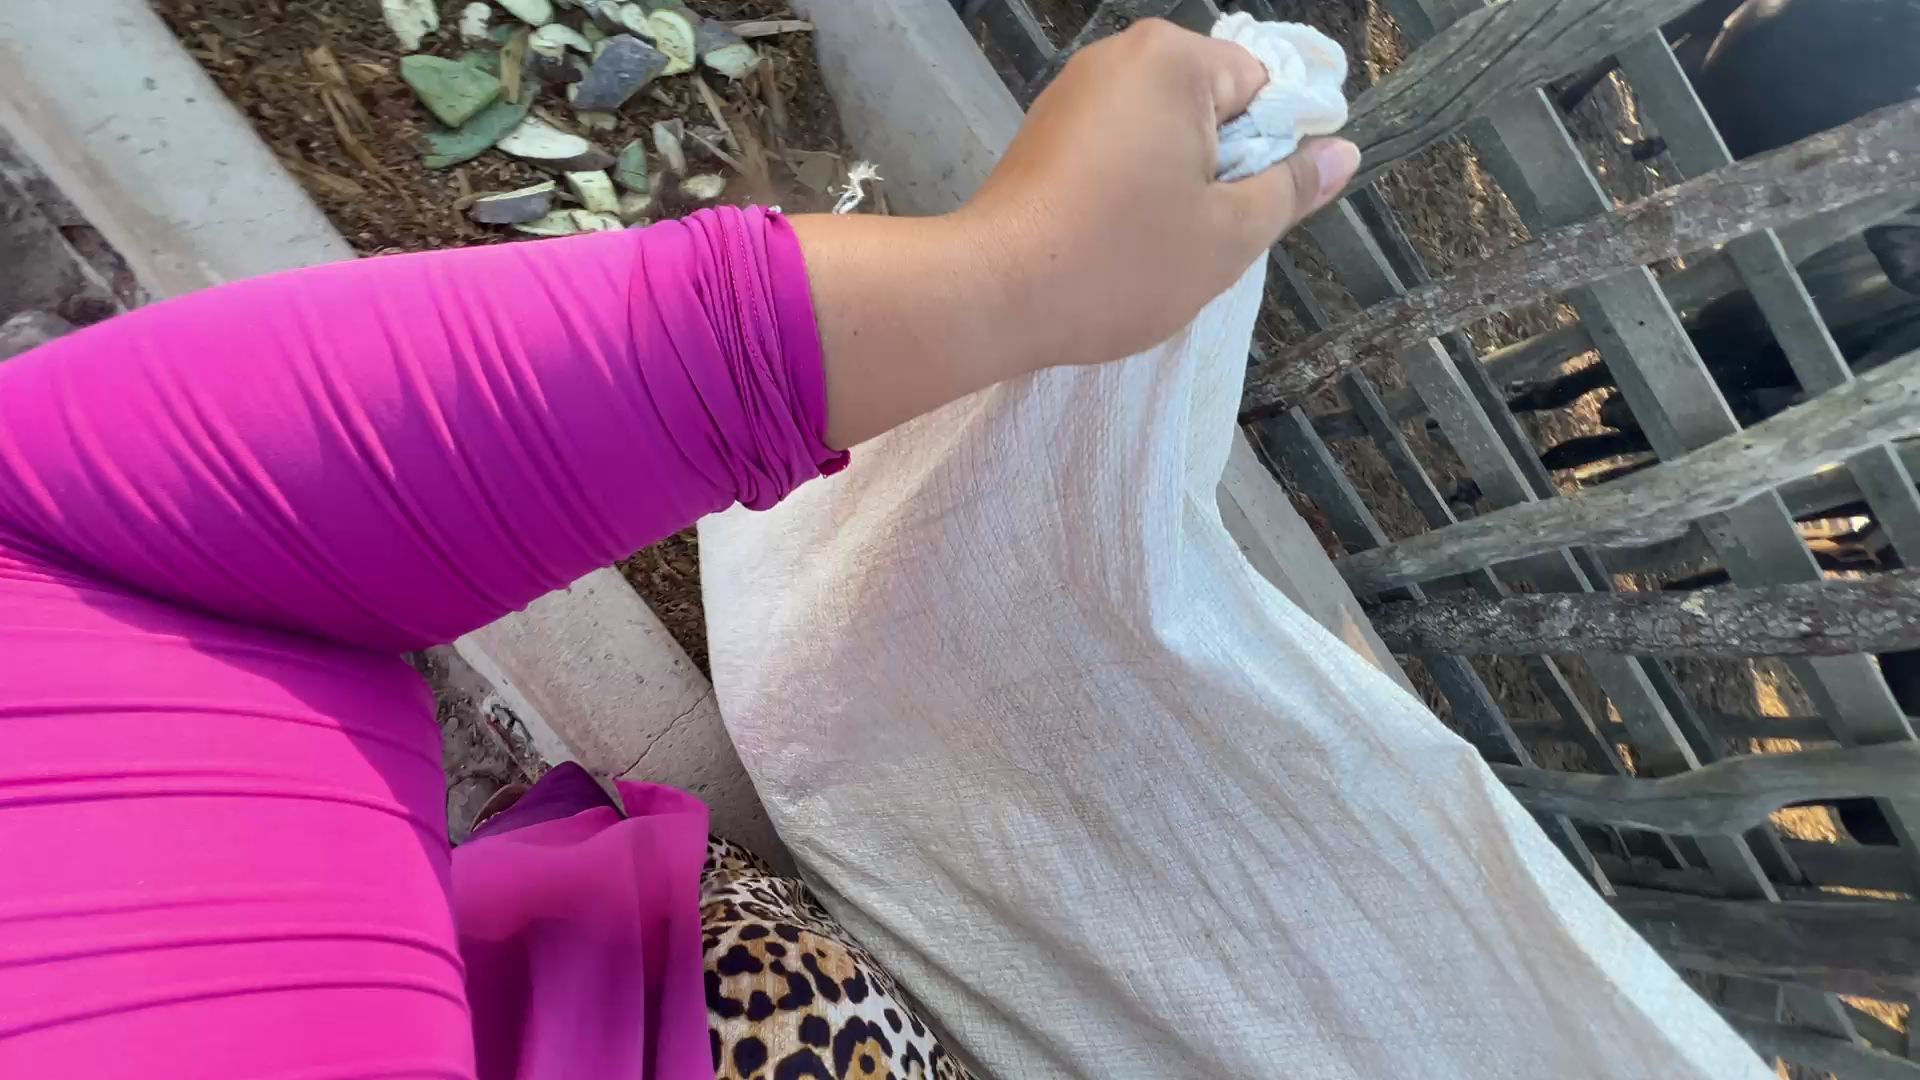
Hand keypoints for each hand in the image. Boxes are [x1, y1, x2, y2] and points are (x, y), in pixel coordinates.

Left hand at [793, 18, 1357, 447]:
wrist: (993, 298)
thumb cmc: (1119, 266)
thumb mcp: (1226, 237)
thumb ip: (1289, 190)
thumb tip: (1342, 152)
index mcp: (1172, 62)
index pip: (1259, 89)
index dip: (1267, 153)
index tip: (1245, 212)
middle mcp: (1115, 63)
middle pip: (1202, 113)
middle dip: (1210, 176)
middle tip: (1191, 242)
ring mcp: (1066, 102)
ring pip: (1150, 144)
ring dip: (1163, 195)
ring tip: (1142, 253)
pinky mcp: (1034, 146)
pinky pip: (1104, 163)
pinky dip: (1116, 200)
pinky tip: (1104, 248)